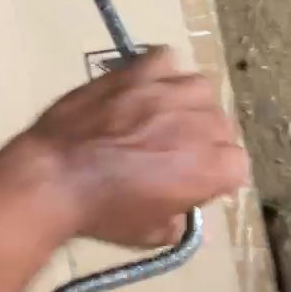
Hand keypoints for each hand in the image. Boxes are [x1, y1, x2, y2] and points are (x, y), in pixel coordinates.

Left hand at [19, 46, 248, 248]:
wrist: (54, 176)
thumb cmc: (102, 212)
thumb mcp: (152, 234)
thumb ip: (180, 218)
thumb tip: (182, 209)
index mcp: (212, 167)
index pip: (236, 164)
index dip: (213, 173)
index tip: (191, 178)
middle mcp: (198, 124)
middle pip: (219, 123)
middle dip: (201, 138)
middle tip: (170, 148)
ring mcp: (166, 93)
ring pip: (199, 87)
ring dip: (187, 101)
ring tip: (161, 114)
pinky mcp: (134, 73)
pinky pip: (163, 58)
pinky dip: (159, 69)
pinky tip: (144, 85)